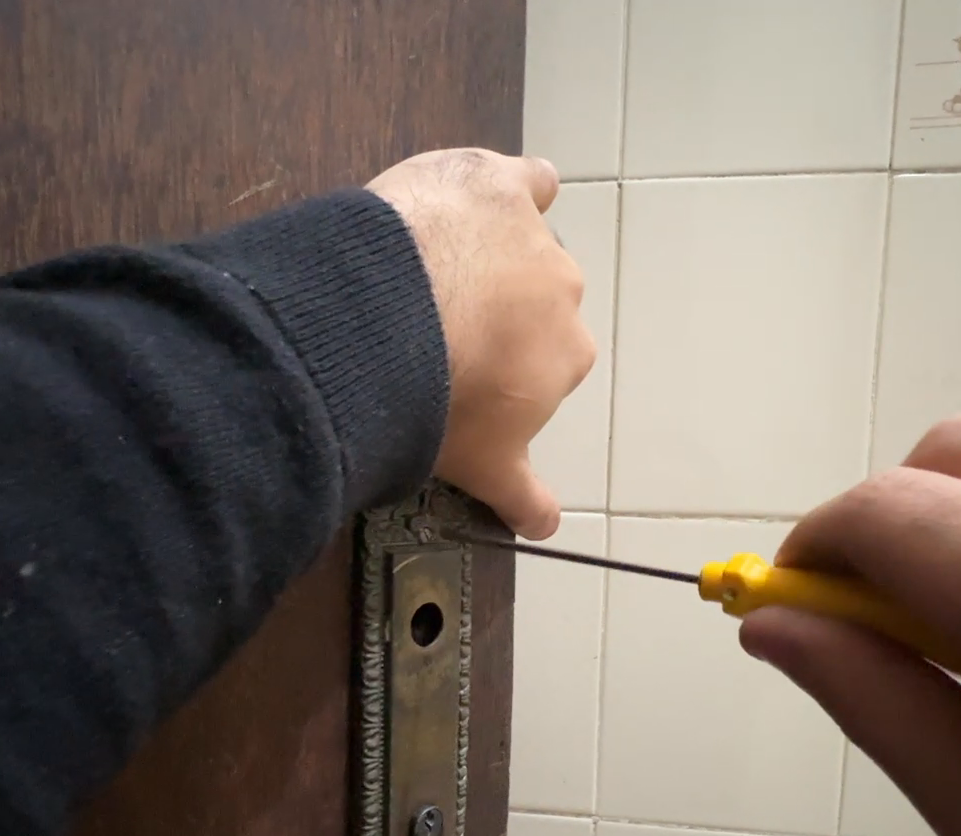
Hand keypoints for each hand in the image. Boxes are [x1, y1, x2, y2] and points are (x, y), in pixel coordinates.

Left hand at [368, 149, 594, 539]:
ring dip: (492, 261)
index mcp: (567, 356)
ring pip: (526, 246)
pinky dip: (517, 187)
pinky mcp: (494, 184)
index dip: (503, 371)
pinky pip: (525, 179)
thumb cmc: (444, 407)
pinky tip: (494, 194)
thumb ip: (523, 498)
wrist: (393, 332)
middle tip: (439, 333)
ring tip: (438, 277)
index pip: (542, 362)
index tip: (465, 380)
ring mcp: (531, 235)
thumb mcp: (485, 468)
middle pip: (532, 305)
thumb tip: (550, 530)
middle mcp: (564, 294)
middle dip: (495, 319)